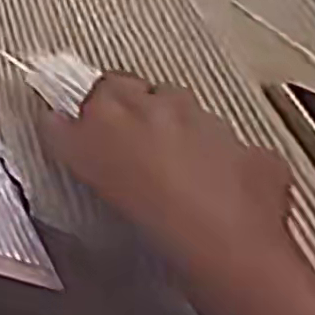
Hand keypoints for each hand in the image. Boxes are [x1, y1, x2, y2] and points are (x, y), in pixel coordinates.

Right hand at [41, 74, 295, 269]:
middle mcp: (172, 104)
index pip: (111, 80)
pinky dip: (232, 163)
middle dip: (153, 110)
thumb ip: (55, 125)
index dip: (106, 96)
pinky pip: (244, 153)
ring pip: (203, 121)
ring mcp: (221, 131)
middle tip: (139, 139)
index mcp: (121, 99)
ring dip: (190, 135)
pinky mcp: (261, 159)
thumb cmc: (132, 190)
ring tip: (177, 167)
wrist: (211, 234)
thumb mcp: (68, 154)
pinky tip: (219, 185)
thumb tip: (54, 115)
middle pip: (162, 94)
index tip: (101, 115)